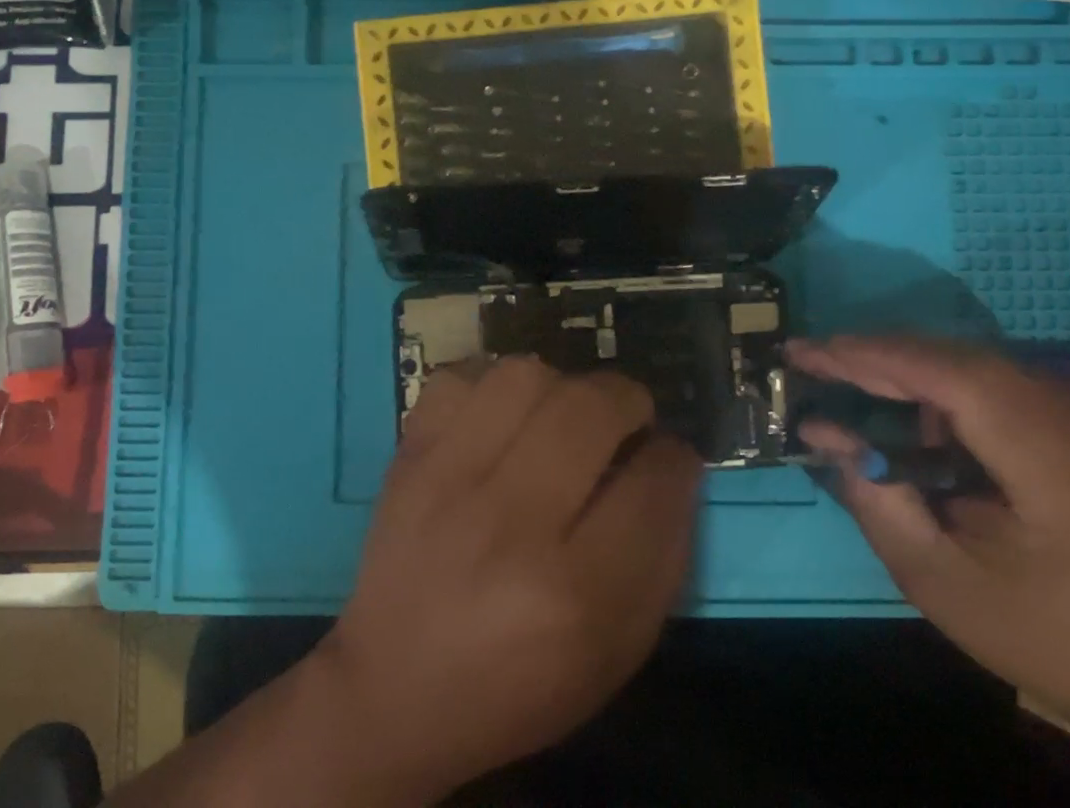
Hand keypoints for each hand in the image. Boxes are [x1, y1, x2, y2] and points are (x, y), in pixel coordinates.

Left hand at [313, 357, 703, 799]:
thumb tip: (672, 465)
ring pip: (526, 377)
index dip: (675, 458)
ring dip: (560, 386)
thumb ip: (662, 556)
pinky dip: (490, 386)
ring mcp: (448, 483)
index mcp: (577, 591)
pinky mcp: (407, 462)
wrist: (393, 693)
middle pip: (591, 408)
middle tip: (626, 421)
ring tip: (561, 417)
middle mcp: (511, 524)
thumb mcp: (617, 653)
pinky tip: (500, 420)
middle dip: (628, 400)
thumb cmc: (519, 687)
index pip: (654, 481)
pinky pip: (458, 379)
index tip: (668, 459)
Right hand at [788, 336, 1069, 723]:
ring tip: (847, 378)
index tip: (811, 351)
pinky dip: (950, 386)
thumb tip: (822, 429)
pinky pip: (1014, 384)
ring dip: (913, 369)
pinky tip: (910, 404)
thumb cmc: (1039, 635)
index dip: (882, 359)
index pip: (966, 383)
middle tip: (815, 358)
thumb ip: (877, 498)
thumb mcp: (936, 581)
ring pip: (990, 367)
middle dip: (884, 357)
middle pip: (974, 364)